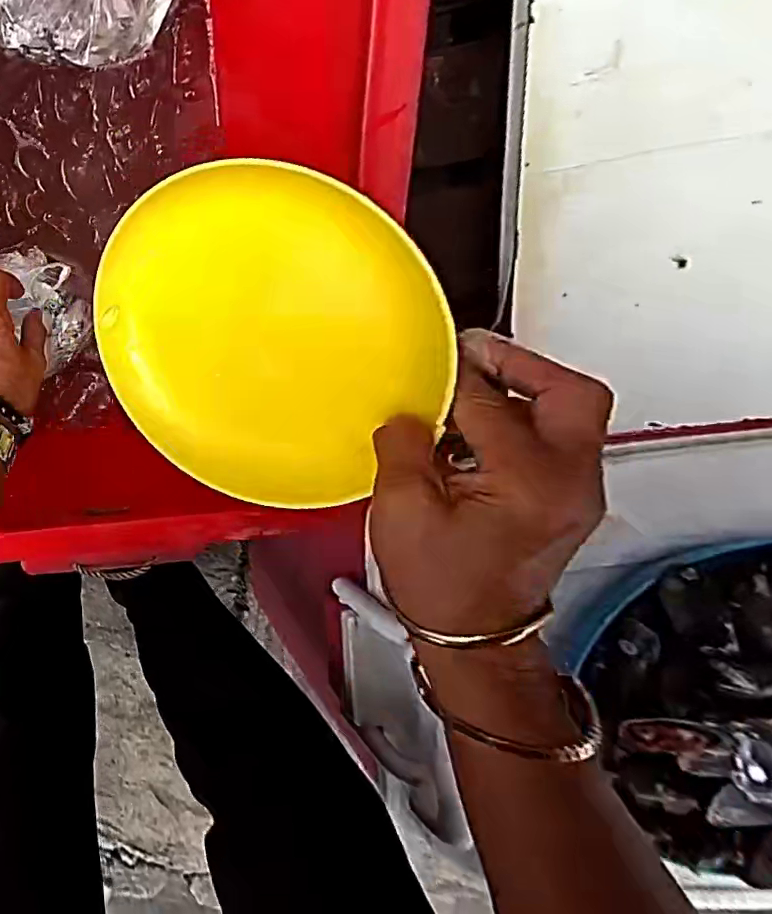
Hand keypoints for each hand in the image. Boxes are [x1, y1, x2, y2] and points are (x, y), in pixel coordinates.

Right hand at [370, 329, 614, 634]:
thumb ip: (403, 448)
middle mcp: (570, 482)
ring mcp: (575, 490)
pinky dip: (514, 418)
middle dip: (519, 364)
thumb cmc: (438, 578)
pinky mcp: (564, 497)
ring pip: (569, 414)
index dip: (453, 380)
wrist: (471, 626)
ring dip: (518, 389)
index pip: (493, 406)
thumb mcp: (400, 507)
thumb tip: (404, 414)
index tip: (426, 362)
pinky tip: (469, 423)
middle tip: (472, 351)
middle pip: (571, 395)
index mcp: (529, 482)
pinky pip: (552, 439)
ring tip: (465, 382)